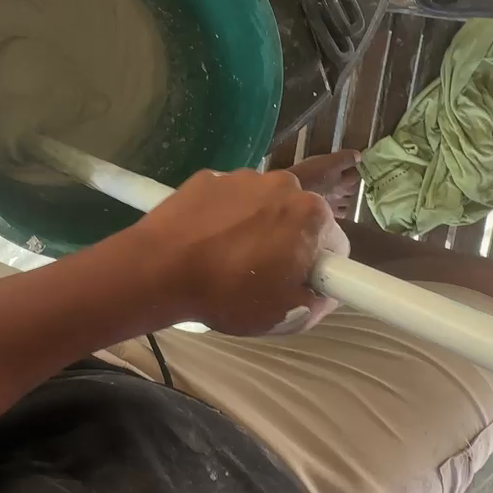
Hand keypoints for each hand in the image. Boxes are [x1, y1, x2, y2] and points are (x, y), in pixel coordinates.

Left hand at [124, 168, 345, 334]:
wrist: (159, 269)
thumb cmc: (229, 294)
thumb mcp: (286, 316)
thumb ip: (320, 302)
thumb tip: (323, 292)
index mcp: (310, 214)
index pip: (333, 244)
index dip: (319, 269)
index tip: (297, 284)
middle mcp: (281, 184)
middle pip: (297, 217)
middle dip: (287, 242)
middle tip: (262, 274)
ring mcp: (240, 176)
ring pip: (260, 205)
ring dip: (253, 225)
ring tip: (227, 258)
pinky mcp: (206, 177)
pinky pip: (226, 199)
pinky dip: (222, 215)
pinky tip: (204, 240)